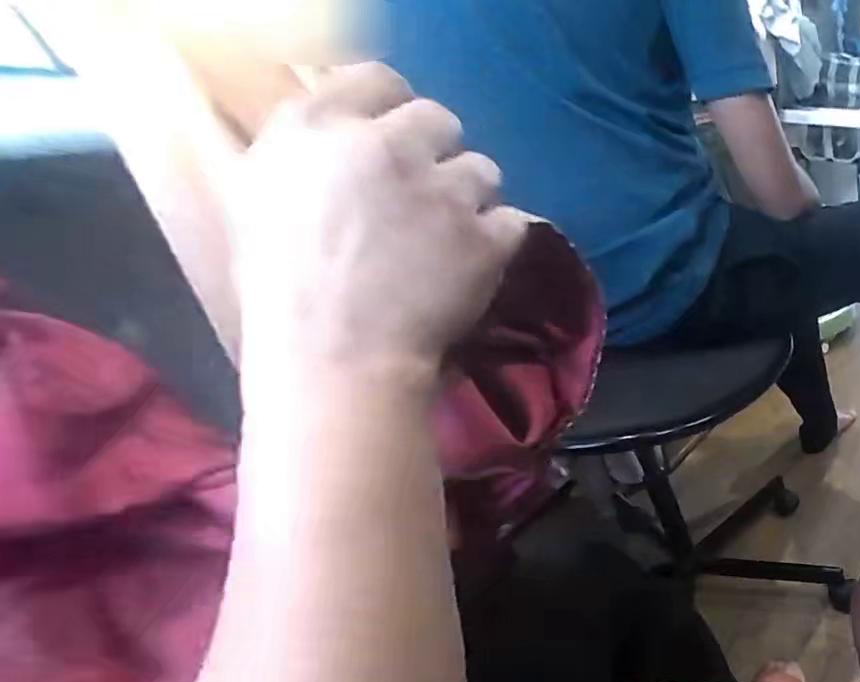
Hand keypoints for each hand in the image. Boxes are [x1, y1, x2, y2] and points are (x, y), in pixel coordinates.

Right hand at [225, 63, 525, 409]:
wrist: (342, 342)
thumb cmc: (287, 277)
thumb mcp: (264, 186)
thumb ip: (309, 147)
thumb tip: (342, 131)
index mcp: (317, 124)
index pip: (380, 80)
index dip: (400, 110)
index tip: (406, 142)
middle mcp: (385, 147)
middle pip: (442, 121)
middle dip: (443, 154)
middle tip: (437, 193)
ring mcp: (443, 194)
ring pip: (486, 171)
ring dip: (477, 196)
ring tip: (459, 231)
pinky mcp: (487, 239)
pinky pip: (516, 221)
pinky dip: (504, 237)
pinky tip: (483, 258)